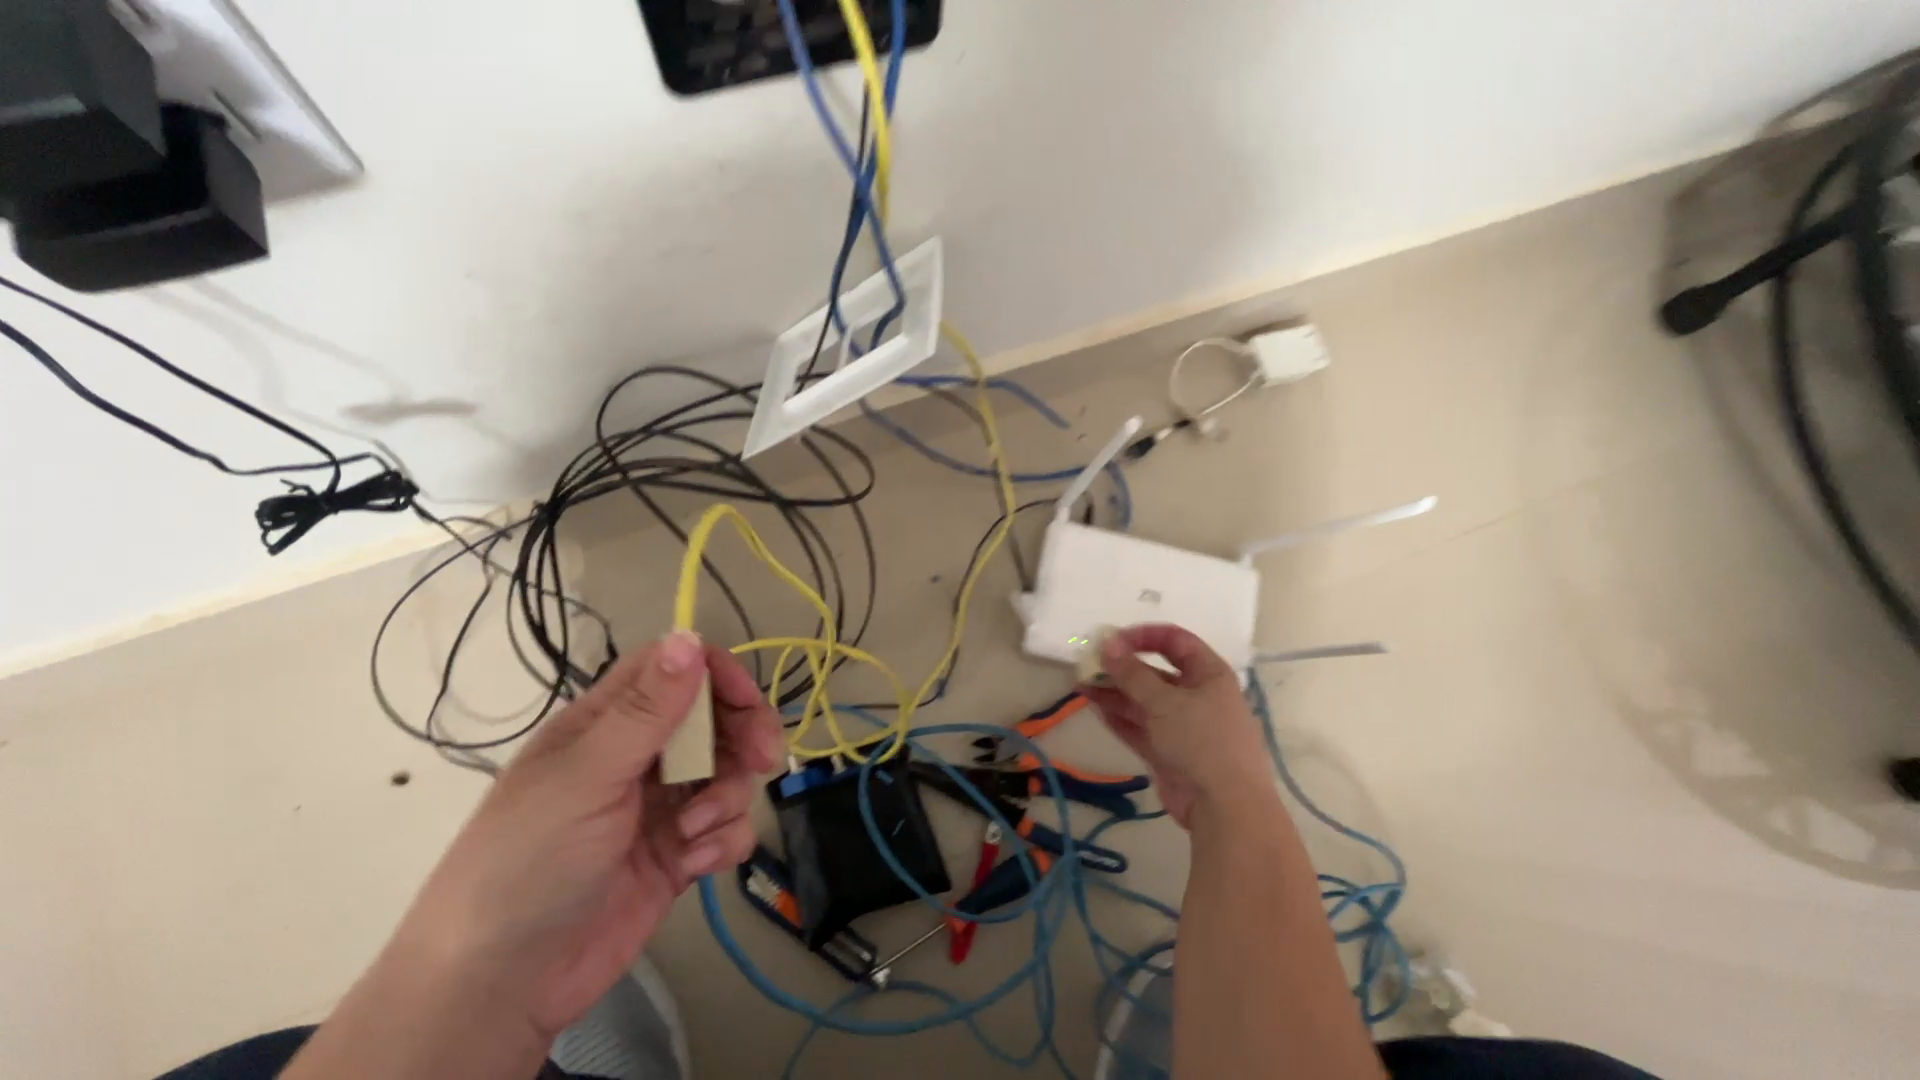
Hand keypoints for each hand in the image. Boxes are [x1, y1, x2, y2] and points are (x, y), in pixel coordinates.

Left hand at [391, 631, 781, 1039]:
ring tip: (695, 833)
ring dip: (726, 798)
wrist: (501, 982)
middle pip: (712, 722)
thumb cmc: (530, 861)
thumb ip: (645, 711)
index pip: (672, 672)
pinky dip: (722, 842)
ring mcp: (657, 810)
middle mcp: (635, 759)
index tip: (749, 705)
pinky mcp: (674, 857)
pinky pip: (723, 830)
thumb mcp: (586, 777)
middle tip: (762, 760)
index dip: (716, 677)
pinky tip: (695, 866)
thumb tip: (689, 635)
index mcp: (604, 725)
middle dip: (743, 737)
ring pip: (725, 775)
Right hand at [1080, 624, 1274, 828]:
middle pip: (1155, 673)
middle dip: (1121, 668)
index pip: (1175, 641)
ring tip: (1080, 684)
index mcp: (1208, 674)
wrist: (1224, 806)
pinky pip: (1139, 728)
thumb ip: (1132, 673)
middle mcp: (1196, 696)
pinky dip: (1118, 718)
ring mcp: (1182, 726)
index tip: (1111, 639)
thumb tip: (1107, 644)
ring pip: (1143, 702)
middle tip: (1087, 663)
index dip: (1143, 636)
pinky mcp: (1167, 752)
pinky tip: (1094, 707)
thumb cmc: (1203, 740)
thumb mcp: (1166, 701)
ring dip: (1114, 692)